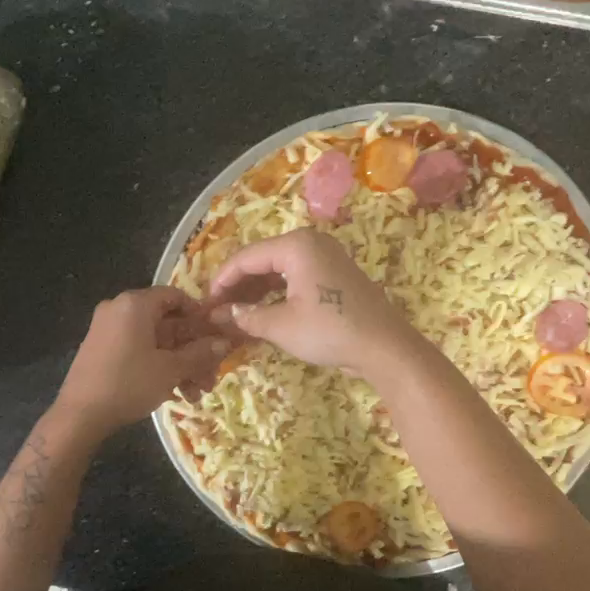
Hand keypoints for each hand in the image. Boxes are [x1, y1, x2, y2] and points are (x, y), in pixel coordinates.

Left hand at [53, 286, 233, 438]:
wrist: (80, 414)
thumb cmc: (129, 384)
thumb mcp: (170, 369)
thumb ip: (199, 353)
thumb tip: (225, 342)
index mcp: (135, 304)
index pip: (175, 296)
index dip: (199, 314)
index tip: (217, 335)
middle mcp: (119, 309)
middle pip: (167, 323)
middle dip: (193, 351)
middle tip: (210, 376)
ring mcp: (107, 330)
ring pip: (154, 341)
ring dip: (178, 364)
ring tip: (195, 394)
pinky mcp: (101, 350)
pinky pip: (137, 350)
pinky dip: (157, 366)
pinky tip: (175, 393)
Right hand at [208, 230, 407, 375]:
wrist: (384, 347)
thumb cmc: (329, 331)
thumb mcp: (280, 326)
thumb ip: (246, 316)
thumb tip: (222, 314)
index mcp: (295, 246)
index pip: (245, 258)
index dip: (221, 281)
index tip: (205, 304)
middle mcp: (309, 243)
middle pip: (261, 260)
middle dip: (237, 286)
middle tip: (217, 310)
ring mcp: (325, 257)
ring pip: (277, 269)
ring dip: (254, 291)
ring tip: (234, 314)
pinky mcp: (333, 274)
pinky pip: (294, 277)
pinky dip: (275, 293)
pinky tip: (261, 313)